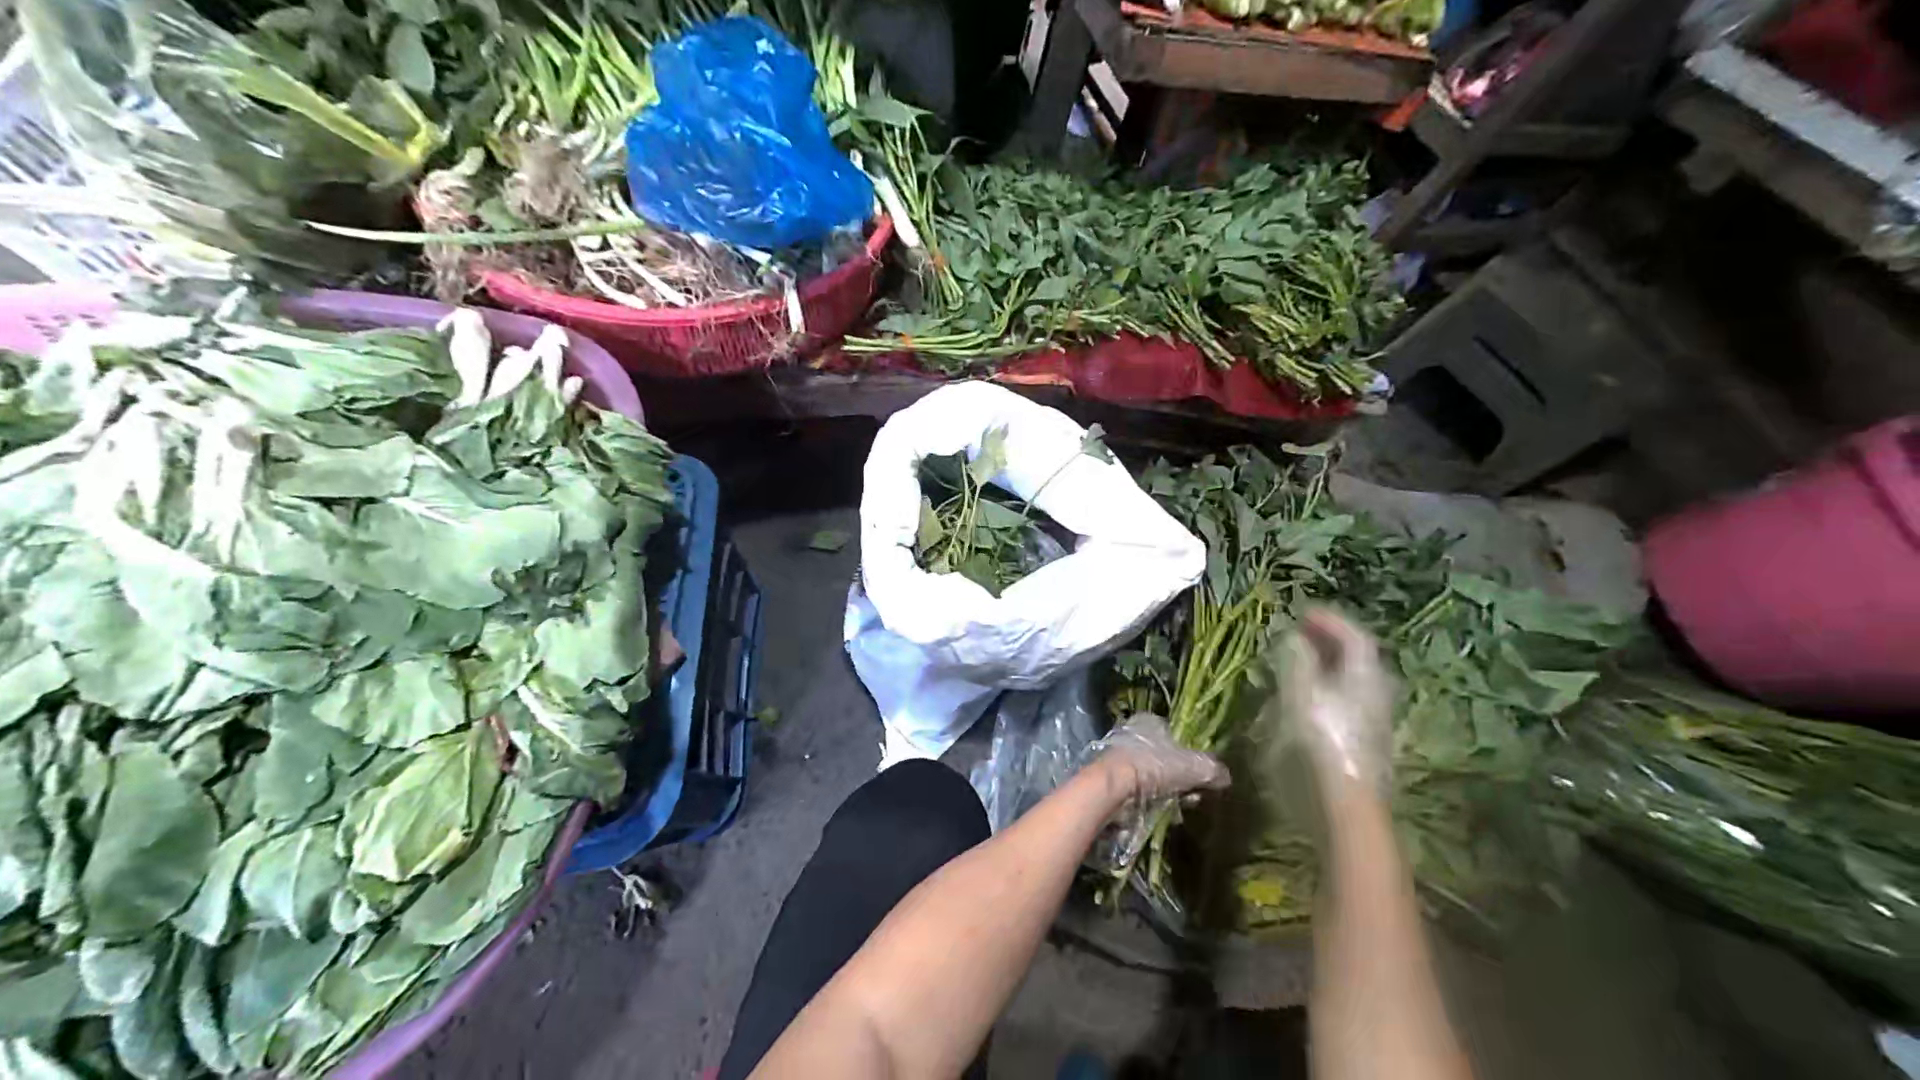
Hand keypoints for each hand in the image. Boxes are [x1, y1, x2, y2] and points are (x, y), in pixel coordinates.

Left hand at [1092, 713, 1229, 802]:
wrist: (1115, 785)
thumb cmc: (1155, 766)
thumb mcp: (1193, 766)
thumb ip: (1212, 769)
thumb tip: (1225, 776)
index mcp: (1150, 721)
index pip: (1174, 733)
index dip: (1189, 752)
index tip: (1200, 772)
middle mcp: (1133, 733)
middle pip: (1163, 756)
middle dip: (1178, 777)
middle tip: (1191, 794)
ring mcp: (1120, 756)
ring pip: (1151, 775)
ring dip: (1165, 792)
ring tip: (1177, 807)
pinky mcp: (1112, 779)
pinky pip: (1138, 790)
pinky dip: (1149, 801)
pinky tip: (1158, 812)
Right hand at [1275, 607, 1393, 794]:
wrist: (1344, 808)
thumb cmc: (1319, 744)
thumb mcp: (1299, 696)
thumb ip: (1296, 662)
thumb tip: (1294, 637)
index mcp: (1364, 677)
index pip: (1354, 637)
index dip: (1329, 621)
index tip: (1302, 613)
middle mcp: (1375, 694)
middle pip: (1356, 659)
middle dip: (1328, 642)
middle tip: (1299, 633)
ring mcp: (1373, 722)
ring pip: (1352, 682)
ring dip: (1326, 667)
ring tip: (1296, 664)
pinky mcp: (1364, 744)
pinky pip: (1346, 702)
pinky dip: (1325, 689)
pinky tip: (1304, 700)